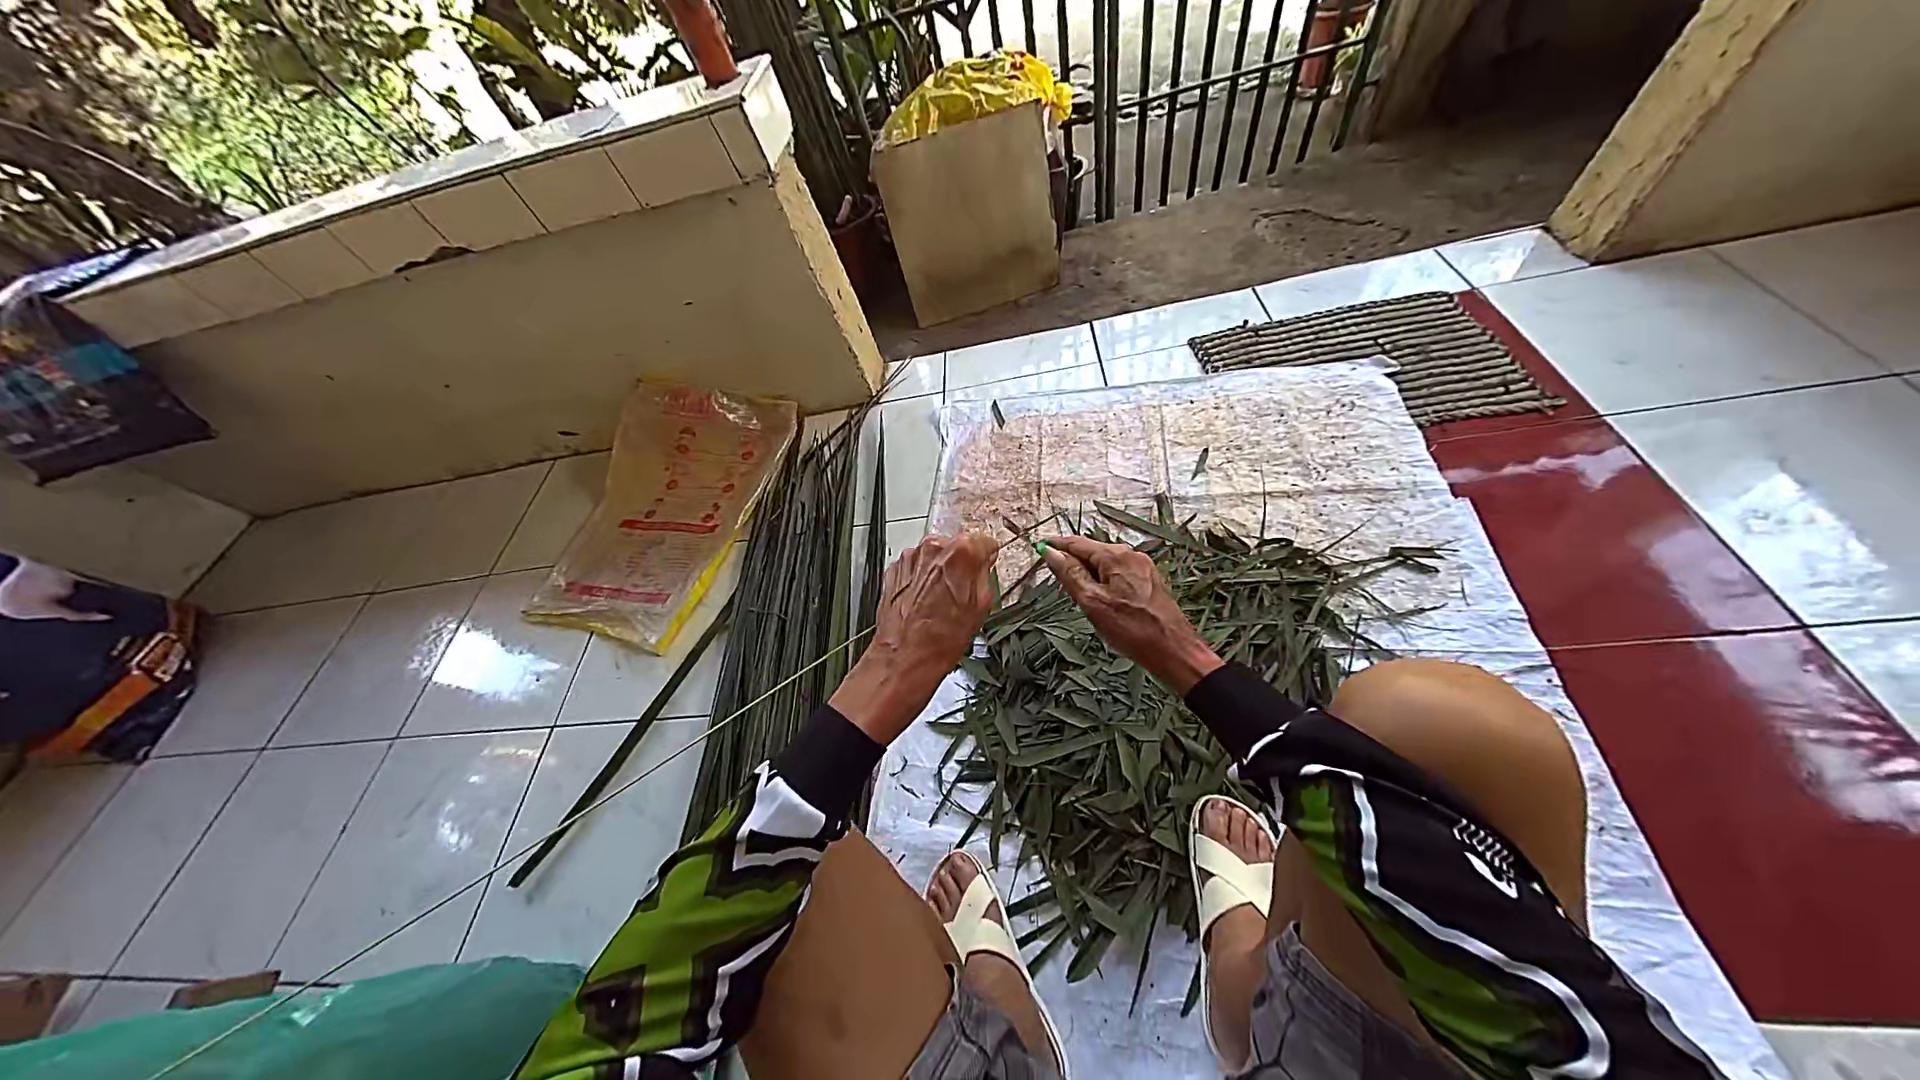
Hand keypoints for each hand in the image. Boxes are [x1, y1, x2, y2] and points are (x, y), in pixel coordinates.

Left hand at [830, 530, 997, 743]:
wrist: (904, 657)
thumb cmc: (939, 639)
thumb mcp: (982, 607)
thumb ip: (985, 575)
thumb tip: (984, 563)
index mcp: (961, 552)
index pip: (983, 541)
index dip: (986, 556)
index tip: (986, 566)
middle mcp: (934, 548)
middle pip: (956, 546)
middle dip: (961, 565)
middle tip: (962, 591)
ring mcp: (911, 558)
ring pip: (935, 556)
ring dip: (939, 572)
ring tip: (940, 601)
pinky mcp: (895, 569)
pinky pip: (916, 567)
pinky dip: (921, 579)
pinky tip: (925, 602)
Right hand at [1040, 535, 1222, 694]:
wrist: (1173, 650)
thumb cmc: (1132, 629)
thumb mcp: (1092, 602)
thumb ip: (1070, 574)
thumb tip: (1050, 552)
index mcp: (1116, 556)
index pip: (1078, 543)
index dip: (1056, 545)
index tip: (1039, 547)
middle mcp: (1131, 555)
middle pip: (1092, 551)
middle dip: (1072, 561)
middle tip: (1055, 577)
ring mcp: (1142, 568)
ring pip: (1105, 564)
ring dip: (1087, 573)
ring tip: (1076, 593)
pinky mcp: (1148, 581)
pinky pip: (1118, 573)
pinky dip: (1103, 580)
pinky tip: (1099, 598)